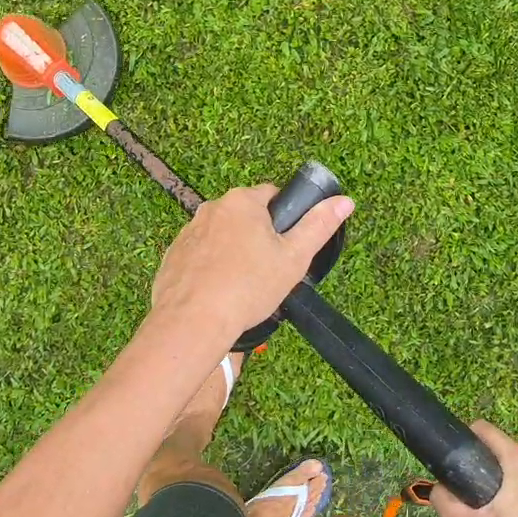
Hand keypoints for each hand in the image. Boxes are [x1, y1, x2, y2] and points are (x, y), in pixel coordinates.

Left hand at [145, 184, 352, 347]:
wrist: (193, 321)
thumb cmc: (248, 287)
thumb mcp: (294, 257)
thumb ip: (319, 225)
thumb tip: (344, 201)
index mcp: (242, 201)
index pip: (271, 195)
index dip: (284, 220)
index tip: (287, 247)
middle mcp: (211, 208)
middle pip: (245, 216)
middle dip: (258, 237)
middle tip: (269, 270)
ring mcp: (188, 231)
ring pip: (221, 236)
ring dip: (233, 252)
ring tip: (243, 286)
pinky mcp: (173, 254)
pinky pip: (200, 255)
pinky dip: (210, 269)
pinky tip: (218, 293)